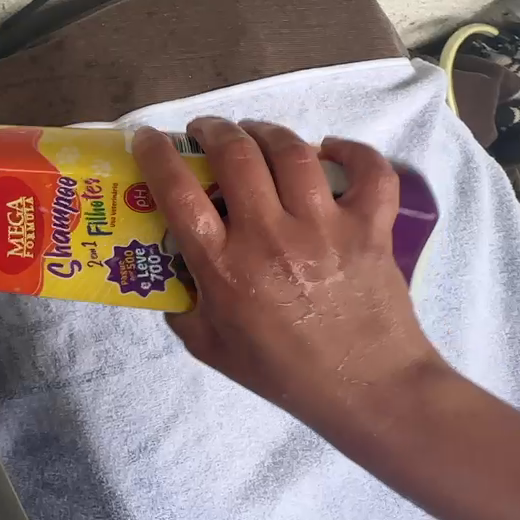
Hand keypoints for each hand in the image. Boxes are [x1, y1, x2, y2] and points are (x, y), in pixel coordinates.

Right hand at [131, 118, 444, 434]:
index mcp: (222, 264)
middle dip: (213, 129)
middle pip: (235, 155)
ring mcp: (324, 228)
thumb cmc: (281, 371)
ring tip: (255, 133)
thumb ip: (179, 304)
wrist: (370, 390)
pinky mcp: (371, 229)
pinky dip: (351, 151)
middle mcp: (268, 236)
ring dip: (266, 131)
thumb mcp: (206, 344)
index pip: (177, 190)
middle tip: (204, 130)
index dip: (156, 154)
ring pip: (293, 152)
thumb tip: (165, 271)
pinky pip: (369, 172)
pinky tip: (330, 149)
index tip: (147, 137)